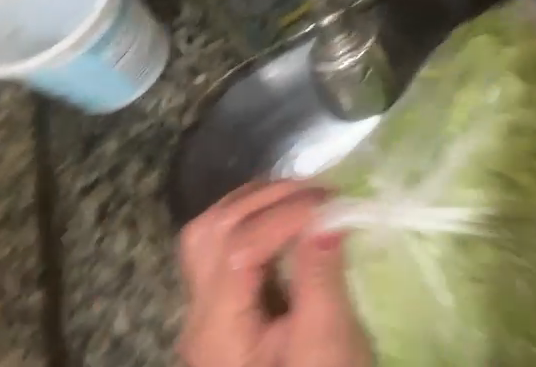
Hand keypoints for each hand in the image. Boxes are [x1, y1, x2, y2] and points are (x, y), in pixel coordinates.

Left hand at [177, 180, 371, 366]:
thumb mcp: (327, 343)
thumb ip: (321, 277)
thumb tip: (326, 215)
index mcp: (217, 329)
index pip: (237, 244)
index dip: (287, 212)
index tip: (337, 201)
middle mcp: (198, 318)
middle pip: (208, 233)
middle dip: (264, 199)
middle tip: (318, 191)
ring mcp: (206, 319)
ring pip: (208, 238)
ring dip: (254, 205)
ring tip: (303, 198)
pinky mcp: (223, 320)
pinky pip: (223, 253)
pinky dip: (254, 223)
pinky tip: (289, 225)